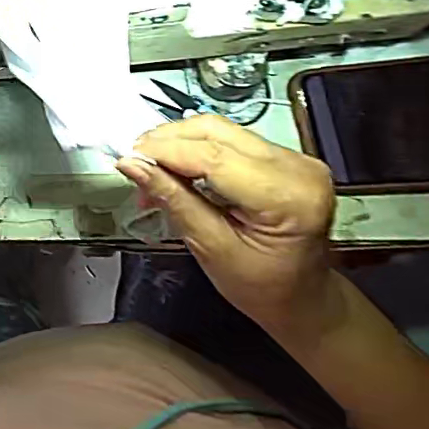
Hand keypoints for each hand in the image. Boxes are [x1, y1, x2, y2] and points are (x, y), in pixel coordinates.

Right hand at [115, 116, 343, 346]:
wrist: (302, 298)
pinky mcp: (281, 156)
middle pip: (215, 132)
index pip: (213, 156)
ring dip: (176, 143)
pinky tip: (174, 169)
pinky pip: (227, 138)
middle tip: (134, 163)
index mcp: (288, 197)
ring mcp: (292, 158)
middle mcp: (297, 167)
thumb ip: (173, 200)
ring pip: (218, 129)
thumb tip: (131, 164)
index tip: (126, 157)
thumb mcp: (210, 247)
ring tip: (150, 168)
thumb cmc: (261, 285)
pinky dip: (192, 149)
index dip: (164, 152)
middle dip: (166, 142)